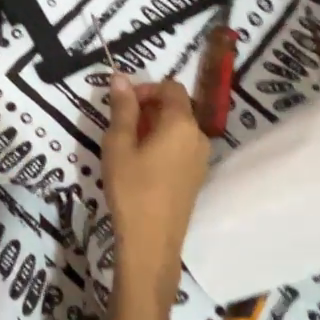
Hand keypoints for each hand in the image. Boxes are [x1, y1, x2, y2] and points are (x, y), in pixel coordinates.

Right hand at [102, 75, 209, 300]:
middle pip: (177, 107)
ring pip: (178, 128)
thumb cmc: (131, 188)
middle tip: (120, 125)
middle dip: (148, 107)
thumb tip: (121, 78)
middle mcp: (198, 137)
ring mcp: (201, 159)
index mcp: (182, 124)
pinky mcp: (197, 177)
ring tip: (128, 145)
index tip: (122, 104)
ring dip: (155, 126)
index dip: (145, 89)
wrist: (151, 242)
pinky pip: (181, 147)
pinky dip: (163, 144)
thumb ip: (122, 108)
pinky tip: (141, 163)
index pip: (170, 88)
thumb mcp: (118, 144)